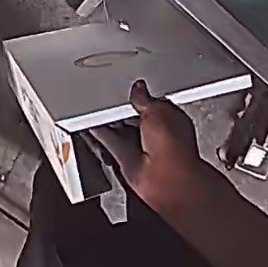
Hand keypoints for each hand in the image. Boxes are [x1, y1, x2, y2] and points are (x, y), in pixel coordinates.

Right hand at [91, 80, 212, 214]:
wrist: (167, 177)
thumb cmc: (174, 146)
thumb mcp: (158, 109)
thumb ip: (144, 98)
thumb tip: (139, 89)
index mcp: (170, 118)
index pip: (152, 103)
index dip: (139, 96)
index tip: (128, 90)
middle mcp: (157, 134)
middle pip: (134, 116)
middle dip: (122, 108)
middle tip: (110, 98)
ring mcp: (141, 146)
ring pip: (121, 129)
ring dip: (109, 120)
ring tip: (97, 108)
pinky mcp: (126, 157)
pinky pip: (110, 141)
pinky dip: (100, 133)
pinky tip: (93, 124)